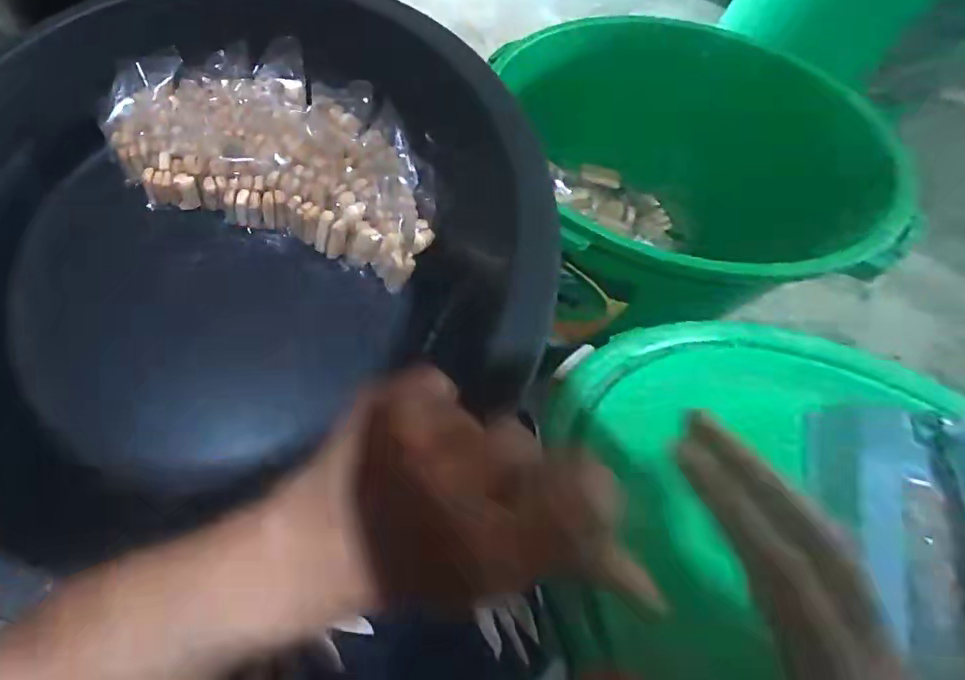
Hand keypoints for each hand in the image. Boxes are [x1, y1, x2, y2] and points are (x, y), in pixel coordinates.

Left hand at [256, 366, 661, 621]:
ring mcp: (413, 432)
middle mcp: (458, 482)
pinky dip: (431, 402)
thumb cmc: (412, 568)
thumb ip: (563, 559)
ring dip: (468, 434)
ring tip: (436, 456)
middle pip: (522, 442)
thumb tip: (642, 570)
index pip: (576, 499)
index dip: (589, 487)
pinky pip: (435, 383)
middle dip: (513, 460)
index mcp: (493, 545)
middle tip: (485, 476)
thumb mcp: (492, 582)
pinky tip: (412, 428)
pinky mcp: (380, 398)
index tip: (584, 483)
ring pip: (479, 413)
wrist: (322, 538)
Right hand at [676, 412, 906, 679]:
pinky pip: (837, 570)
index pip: (787, 572)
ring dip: (776, 489)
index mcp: (837, 670)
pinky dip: (793, 521)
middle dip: (760, 474)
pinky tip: (756, 501)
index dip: (733, 505)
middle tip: (696, 419)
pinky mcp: (874, 652)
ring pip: (841, 553)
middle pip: (827, 546)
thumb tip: (593, 659)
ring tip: (717, 443)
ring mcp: (884, 653)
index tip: (678, 449)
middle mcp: (876, 656)